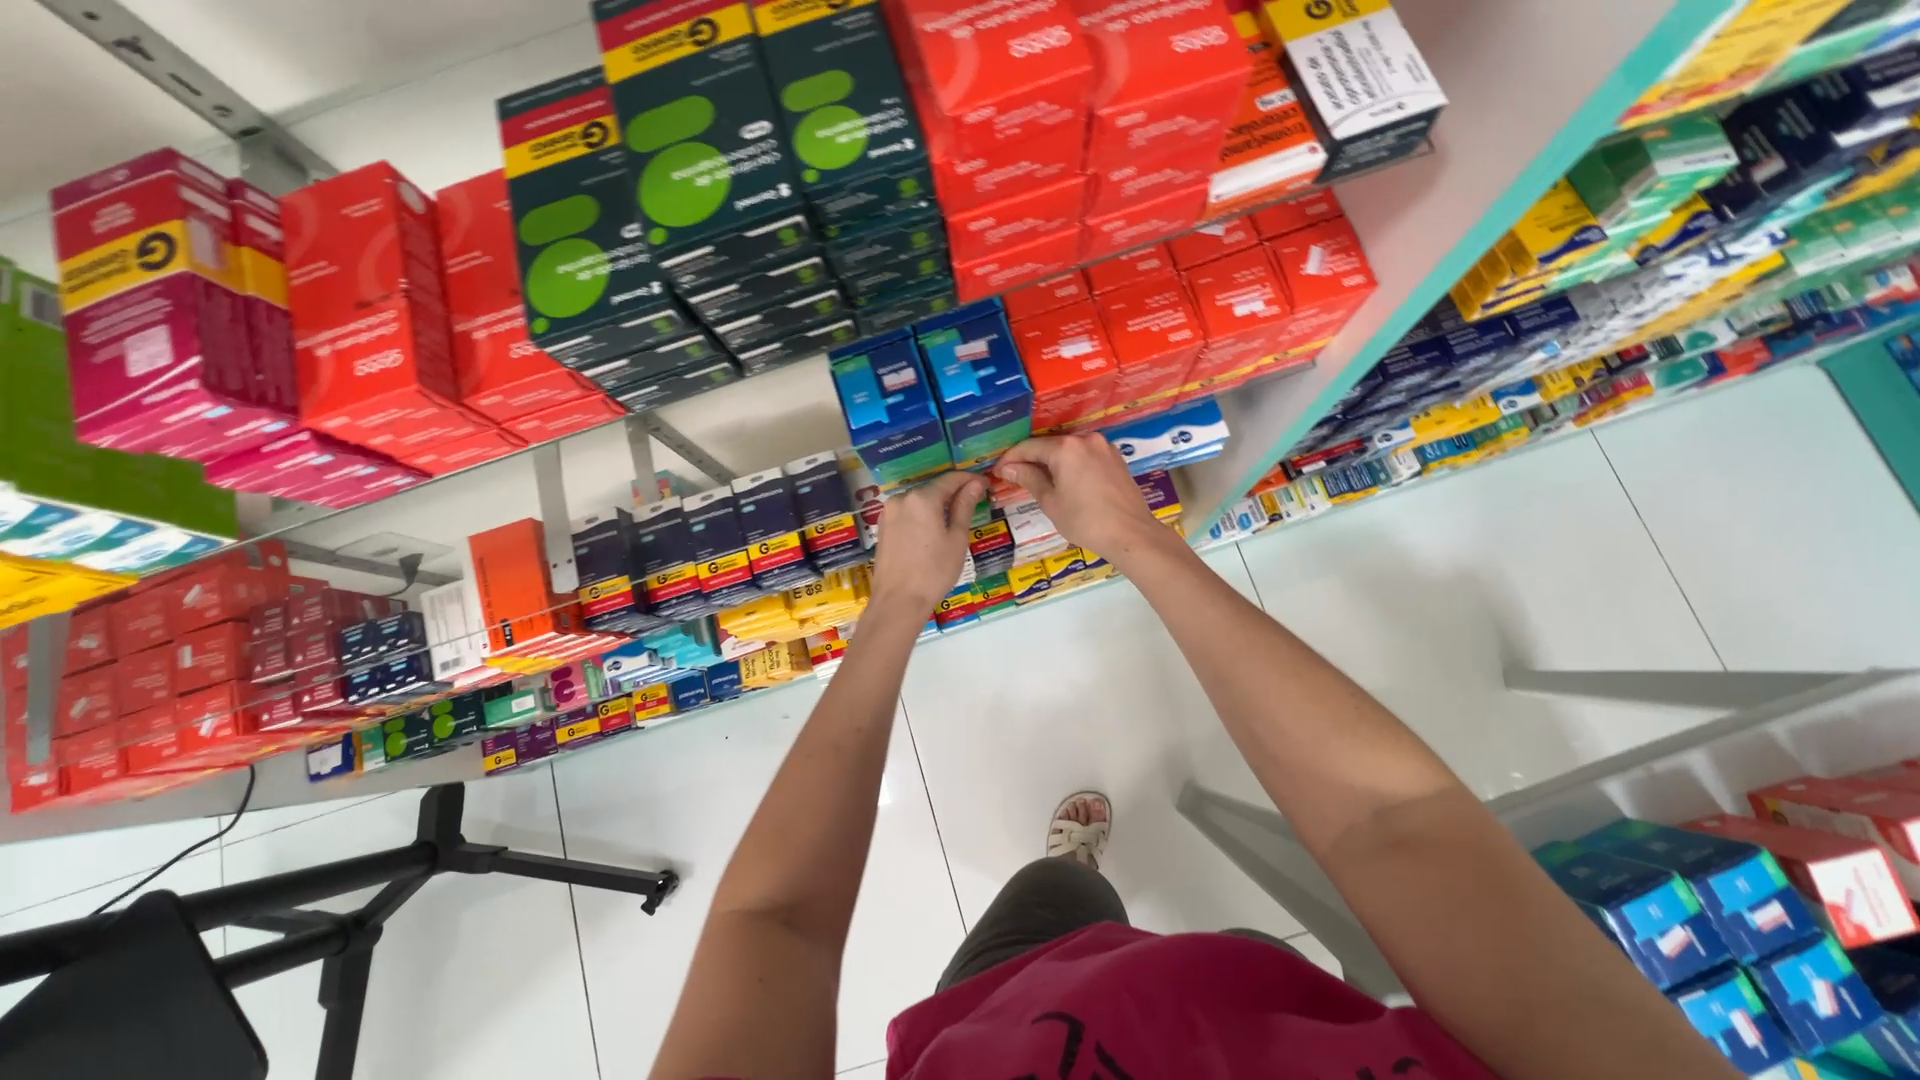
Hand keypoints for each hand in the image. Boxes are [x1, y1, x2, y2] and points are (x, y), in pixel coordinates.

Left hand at [869, 471, 985, 614]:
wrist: (898, 601)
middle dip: (953, 492)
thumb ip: (964, 507)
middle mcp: (902, 499)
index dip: (970, 480)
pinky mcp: (882, 527)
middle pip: (933, 488)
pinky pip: (907, 513)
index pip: (950, 479)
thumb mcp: (956, 539)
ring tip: (955, 518)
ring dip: (937, 504)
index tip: (985, 484)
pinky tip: (932, 529)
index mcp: (922, 498)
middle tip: (973, 502)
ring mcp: (888, 513)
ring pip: (918, 500)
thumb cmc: (934, 571)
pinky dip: (922, 515)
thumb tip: (974, 484)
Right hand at [994, 436, 1164, 557]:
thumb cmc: (1085, 521)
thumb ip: (1029, 479)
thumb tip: (1008, 468)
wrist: (1131, 534)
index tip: (998, 472)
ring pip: (1069, 449)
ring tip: (1039, 480)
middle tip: (1016, 476)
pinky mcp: (1115, 457)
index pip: (1029, 447)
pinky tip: (1065, 481)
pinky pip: (1085, 455)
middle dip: (1031, 459)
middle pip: (1050, 445)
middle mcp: (1085, 439)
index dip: (1010, 459)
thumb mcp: (1051, 502)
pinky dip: (1071, 464)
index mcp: (1066, 448)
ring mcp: (1103, 446)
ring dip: (1052, 461)